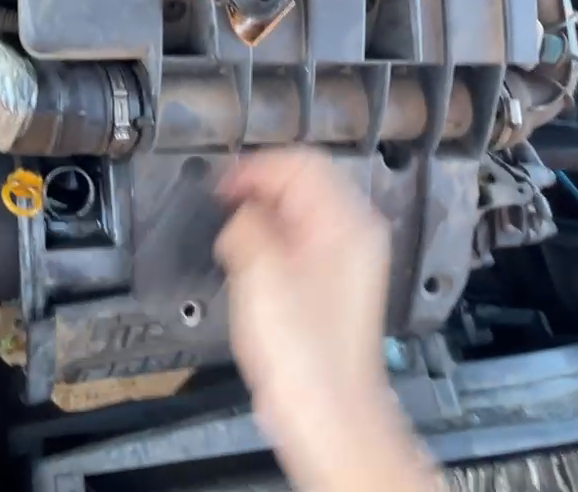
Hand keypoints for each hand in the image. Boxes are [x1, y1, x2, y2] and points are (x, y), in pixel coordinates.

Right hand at [215, 148, 439, 491]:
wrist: (326, 415)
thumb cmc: (301, 350)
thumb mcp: (258, 269)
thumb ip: (245, 222)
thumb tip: (239, 210)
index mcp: (345, 221)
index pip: (299, 162)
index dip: (254, 168)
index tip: (223, 185)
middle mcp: (354, 234)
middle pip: (302, 182)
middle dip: (259, 189)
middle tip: (226, 205)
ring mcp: (347, 259)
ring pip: (299, 211)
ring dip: (263, 214)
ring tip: (235, 236)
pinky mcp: (333, 283)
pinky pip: (299, 238)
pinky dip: (272, 238)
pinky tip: (252, 262)